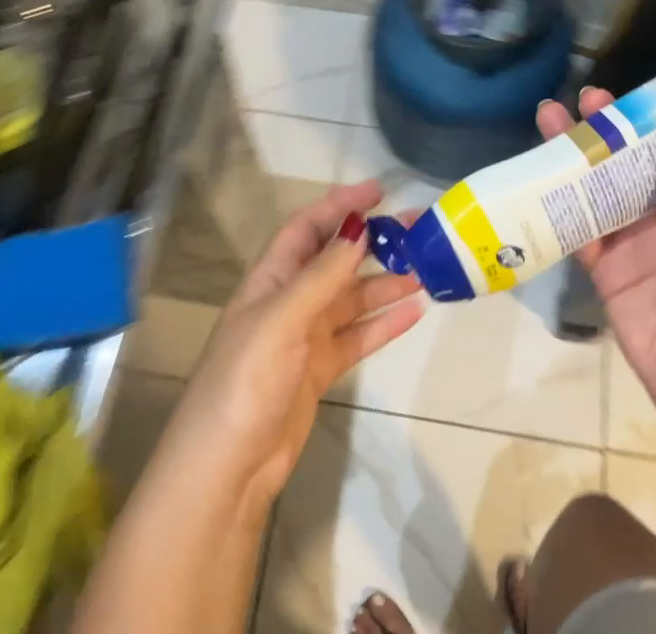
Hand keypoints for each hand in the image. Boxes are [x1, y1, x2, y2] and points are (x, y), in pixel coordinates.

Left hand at [160, 181, 425, 504]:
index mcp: (269, 280)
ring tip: (428, 271)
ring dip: (385, 282)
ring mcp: (304, 337)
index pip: (306, 229)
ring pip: (351, 299)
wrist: (228, 464)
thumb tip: (357, 228)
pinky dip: (384, 323)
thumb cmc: (246, 381)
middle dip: (373, 242)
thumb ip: (321, 276)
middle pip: (335, 261)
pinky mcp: (319, 370)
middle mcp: (287, 302)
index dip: (339, 206)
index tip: (379, 192)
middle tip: (419, 229)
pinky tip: (414, 311)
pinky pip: (357, 336)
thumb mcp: (282, 320)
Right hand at [536, 88, 655, 421]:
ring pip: (601, 195)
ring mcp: (634, 246)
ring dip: (577, 165)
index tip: (631, 94)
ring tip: (548, 127)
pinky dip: (559, 213)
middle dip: (607, 137)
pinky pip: (580, 236)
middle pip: (632, 169)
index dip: (654, 123)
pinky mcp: (606, 273)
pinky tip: (536, 185)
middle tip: (579, 102)